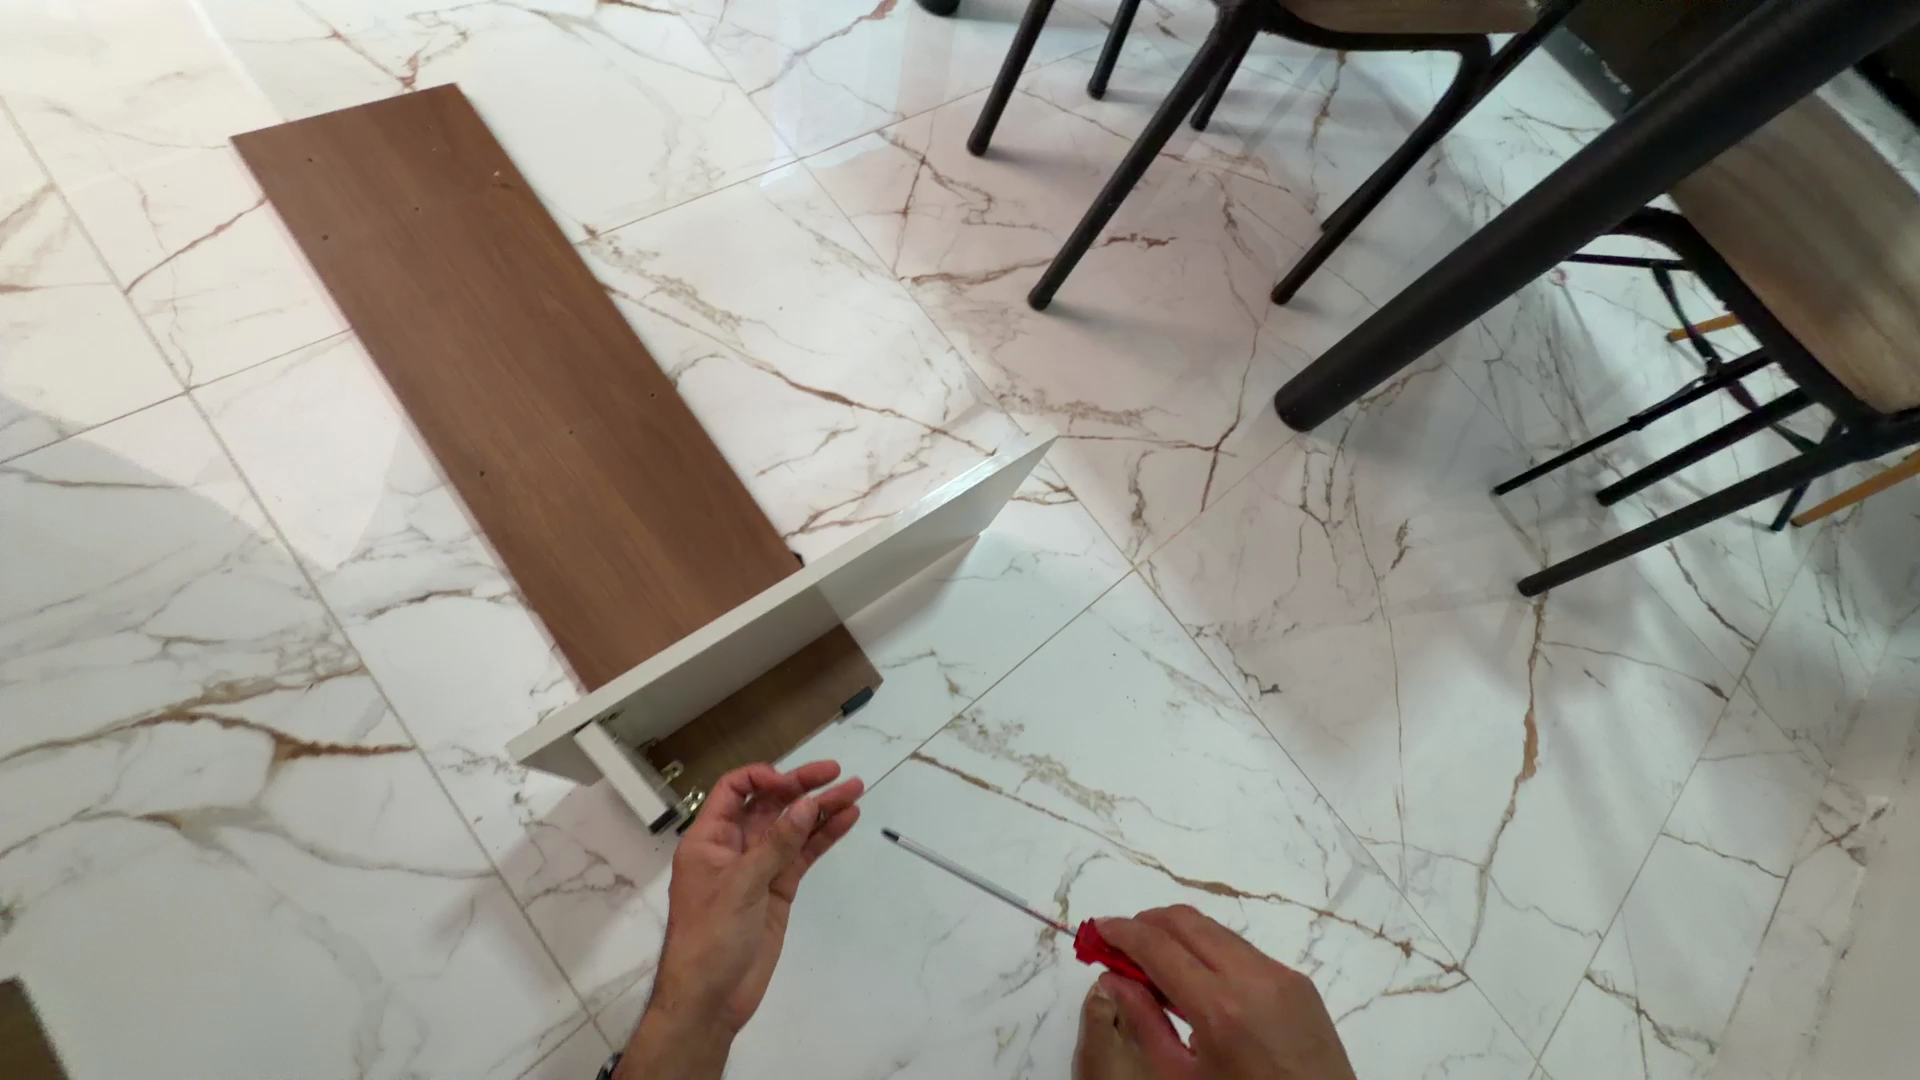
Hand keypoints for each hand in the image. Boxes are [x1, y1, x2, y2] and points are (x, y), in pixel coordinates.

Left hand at [615, 761, 863, 1079]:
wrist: (709, 1001)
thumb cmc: (709, 937)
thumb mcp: (740, 886)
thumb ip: (777, 844)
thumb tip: (806, 805)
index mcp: (710, 838)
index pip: (734, 790)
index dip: (762, 778)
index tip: (791, 783)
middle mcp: (735, 845)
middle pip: (771, 804)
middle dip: (802, 787)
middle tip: (837, 772)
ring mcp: (760, 867)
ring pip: (794, 827)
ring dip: (822, 809)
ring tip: (856, 790)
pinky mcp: (779, 888)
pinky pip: (803, 853)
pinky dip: (824, 836)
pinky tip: (847, 819)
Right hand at [1094, 905, 1357, 1079]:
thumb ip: (1143, 1023)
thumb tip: (1112, 976)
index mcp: (1220, 1008)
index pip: (1156, 945)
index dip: (1121, 931)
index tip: (1097, 929)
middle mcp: (1252, 976)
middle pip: (1184, 920)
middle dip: (1145, 923)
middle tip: (1121, 945)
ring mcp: (1280, 974)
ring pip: (1212, 928)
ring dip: (1177, 934)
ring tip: (1157, 965)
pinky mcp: (1298, 980)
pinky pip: (1241, 948)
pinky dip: (1209, 950)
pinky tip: (1200, 982)